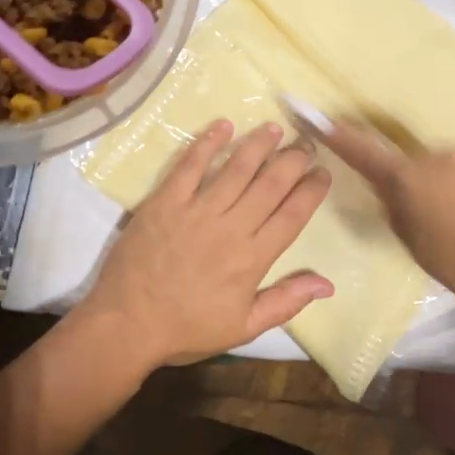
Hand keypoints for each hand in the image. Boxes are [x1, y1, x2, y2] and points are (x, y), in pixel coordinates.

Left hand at [82, 120, 334, 368]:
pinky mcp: (165, 201)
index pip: (292, 215)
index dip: (311, 190)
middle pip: (270, 184)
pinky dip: (208, 143)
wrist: (126, 325)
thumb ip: (286, 302)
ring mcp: (196, 210)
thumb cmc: (187, 329)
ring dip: (258, 145)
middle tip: (306, 143)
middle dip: (293, 160)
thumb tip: (327, 284)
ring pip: (236, 168)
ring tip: (274, 128)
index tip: (323, 172)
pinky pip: (190, 165)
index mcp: (253, 258)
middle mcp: (231, 227)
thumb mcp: (243, 328)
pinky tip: (224, 125)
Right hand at [316, 122, 454, 330]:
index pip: (364, 153)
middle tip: (450, 228)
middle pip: (423, 168)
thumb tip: (395, 198)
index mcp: (414, 182)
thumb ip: (404, 220)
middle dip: (428, 189)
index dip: (336, 135)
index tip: (313, 112)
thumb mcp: (430, 257)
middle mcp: (444, 156)